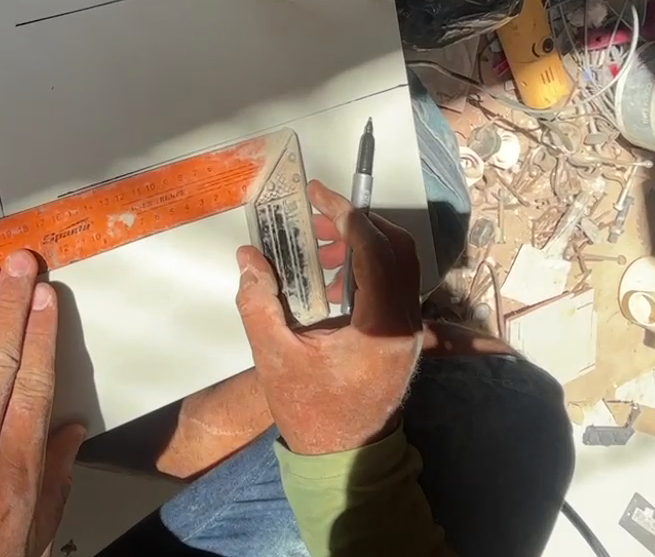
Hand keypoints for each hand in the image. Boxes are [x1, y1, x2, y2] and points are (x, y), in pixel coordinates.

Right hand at [235, 180, 423, 455]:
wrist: (344, 458)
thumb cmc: (311, 410)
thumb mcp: (274, 356)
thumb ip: (258, 303)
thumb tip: (247, 257)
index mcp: (381, 327)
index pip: (374, 251)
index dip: (347, 216)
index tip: (318, 196)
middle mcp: (405, 324)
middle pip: (397, 249)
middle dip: (359, 221)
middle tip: (320, 209)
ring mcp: (408, 330)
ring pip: (399, 264)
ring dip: (363, 241)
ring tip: (321, 242)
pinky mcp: (400, 335)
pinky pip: (392, 283)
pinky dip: (367, 263)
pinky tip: (331, 273)